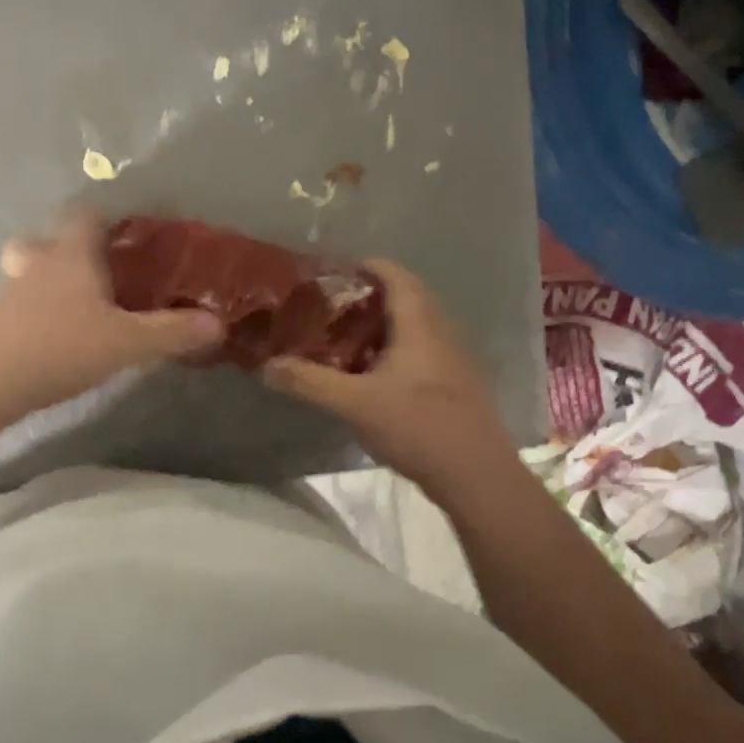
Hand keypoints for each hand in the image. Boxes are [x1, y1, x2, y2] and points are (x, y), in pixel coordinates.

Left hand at [0, 209, 224, 414]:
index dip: (109, 219)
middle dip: (73, 251)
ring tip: (82, 312)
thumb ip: (172, 332)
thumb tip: (218, 322)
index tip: (132, 237)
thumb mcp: (126, 343)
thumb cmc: (59, 348)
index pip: (88, 215)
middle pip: (51, 241)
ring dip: (54, 284)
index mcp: (71, 255)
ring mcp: (11, 293)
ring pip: (32, 273)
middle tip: (102, 276)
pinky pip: (22, 306)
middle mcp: (38, 264)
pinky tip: (57, 342)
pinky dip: (40, 314)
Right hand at [261, 259, 512, 484]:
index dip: (367, 266)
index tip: (333, 271)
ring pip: (416, 327)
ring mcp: (454, 360)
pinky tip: (373, 375)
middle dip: (370, 296)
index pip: (396, 276)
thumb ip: (308, 382)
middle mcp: (441, 333)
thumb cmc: (417, 426)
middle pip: (407, 298)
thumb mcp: (353, 404)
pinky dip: (396, 350)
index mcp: (419, 325)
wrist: (477, 476)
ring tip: (346, 338)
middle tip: (332, 306)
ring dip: (384, 325)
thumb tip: (266, 366)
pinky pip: (423, 351)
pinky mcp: (456, 386)